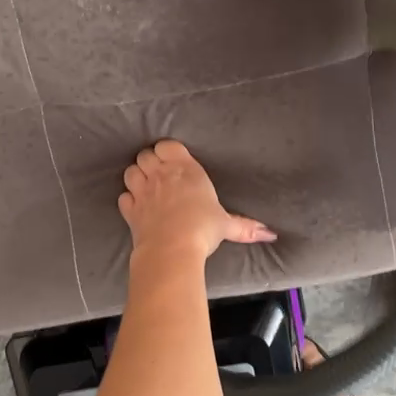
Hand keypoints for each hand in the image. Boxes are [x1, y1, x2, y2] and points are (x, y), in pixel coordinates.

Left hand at [118, 140, 275, 259]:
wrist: (172, 249)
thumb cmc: (202, 229)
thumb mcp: (227, 225)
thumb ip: (246, 227)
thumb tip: (272, 235)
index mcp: (185, 169)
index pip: (167, 145)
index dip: (167, 151)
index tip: (174, 162)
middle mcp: (161, 175)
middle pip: (145, 155)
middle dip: (150, 162)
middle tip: (160, 175)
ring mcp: (142, 191)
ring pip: (130, 172)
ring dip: (137, 177)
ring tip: (146, 187)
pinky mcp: (130, 210)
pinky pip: (124, 197)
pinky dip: (129, 200)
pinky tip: (138, 207)